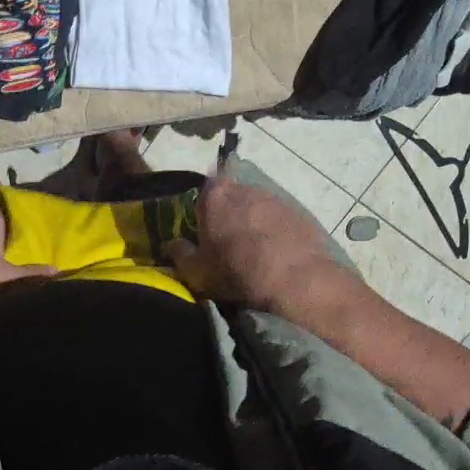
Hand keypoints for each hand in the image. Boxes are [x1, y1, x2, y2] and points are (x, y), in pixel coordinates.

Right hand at [163, 169, 364, 322]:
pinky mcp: (300, 212)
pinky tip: (276, 254)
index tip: (202, 229)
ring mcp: (276, 198)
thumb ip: (178, 254)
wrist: (300, 281)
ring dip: (252, 223)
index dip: (201, 209)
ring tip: (253, 251)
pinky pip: (278, 219)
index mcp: (215, 196)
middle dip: (227, 214)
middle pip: (230, 196)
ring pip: (255, 207)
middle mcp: (245, 188)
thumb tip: (169, 244)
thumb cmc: (239, 273)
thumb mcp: (197, 272)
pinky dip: (274, 232)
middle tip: (225, 242)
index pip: (202, 190)